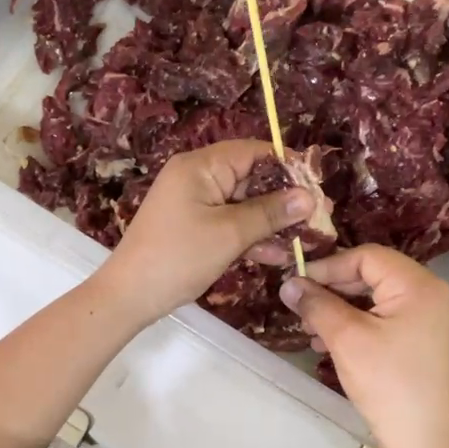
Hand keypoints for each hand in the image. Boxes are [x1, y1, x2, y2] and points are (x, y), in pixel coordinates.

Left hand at [95, 140, 312, 323]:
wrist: (129, 296)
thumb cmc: (178, 258)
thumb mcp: (230, 234)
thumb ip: (270, 212)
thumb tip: (308, 196)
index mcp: (200, 166)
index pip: (254, 152)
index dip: (288, 167)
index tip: (318, 187)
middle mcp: (195, 177)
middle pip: (250, 178)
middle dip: (283, 199)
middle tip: (319, 218)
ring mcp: (192, 204)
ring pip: (241, 205)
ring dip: (270, 223)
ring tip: (306, 239)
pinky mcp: (191, 228)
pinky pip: (227, 224)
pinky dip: (249, 237)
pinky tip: (277, 255)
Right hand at [280, 246, 448, 447]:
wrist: (419, 433)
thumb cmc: (386, 380)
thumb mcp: (345, 338)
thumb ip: (316, 305)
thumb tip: (288, 284)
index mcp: (417, 285)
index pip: (366, 257)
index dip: (328, 267)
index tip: (295, 285)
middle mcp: (426, 294)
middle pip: (370, 275)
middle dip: (331, 289)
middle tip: (299, 307)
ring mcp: (424, 318)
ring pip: (371, 298)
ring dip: (336, 309)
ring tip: (309, 329)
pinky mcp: (415, 339)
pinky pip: (379, 318)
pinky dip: (351, 324)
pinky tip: (326, 342)